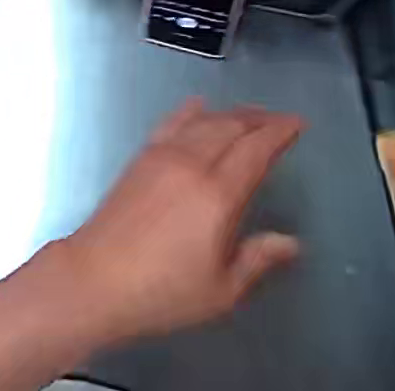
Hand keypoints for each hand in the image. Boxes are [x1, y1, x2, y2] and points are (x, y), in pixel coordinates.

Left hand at [47, 98, 303, 343]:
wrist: (97, 276)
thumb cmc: (163, 290)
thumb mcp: (222, 289)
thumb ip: (258, 258)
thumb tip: (291, 242)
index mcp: (217, 194)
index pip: (255, 150)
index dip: (278, 132)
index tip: (296, 123)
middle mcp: (191, 163)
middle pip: (230, 126)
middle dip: (259, 118)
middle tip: (279, 119)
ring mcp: (163, 155)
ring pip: (203, 120)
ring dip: (230, 113)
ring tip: (249, 114)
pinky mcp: (142, 156)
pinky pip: (171, 122)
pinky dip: (189, 111)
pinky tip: (197, 105)